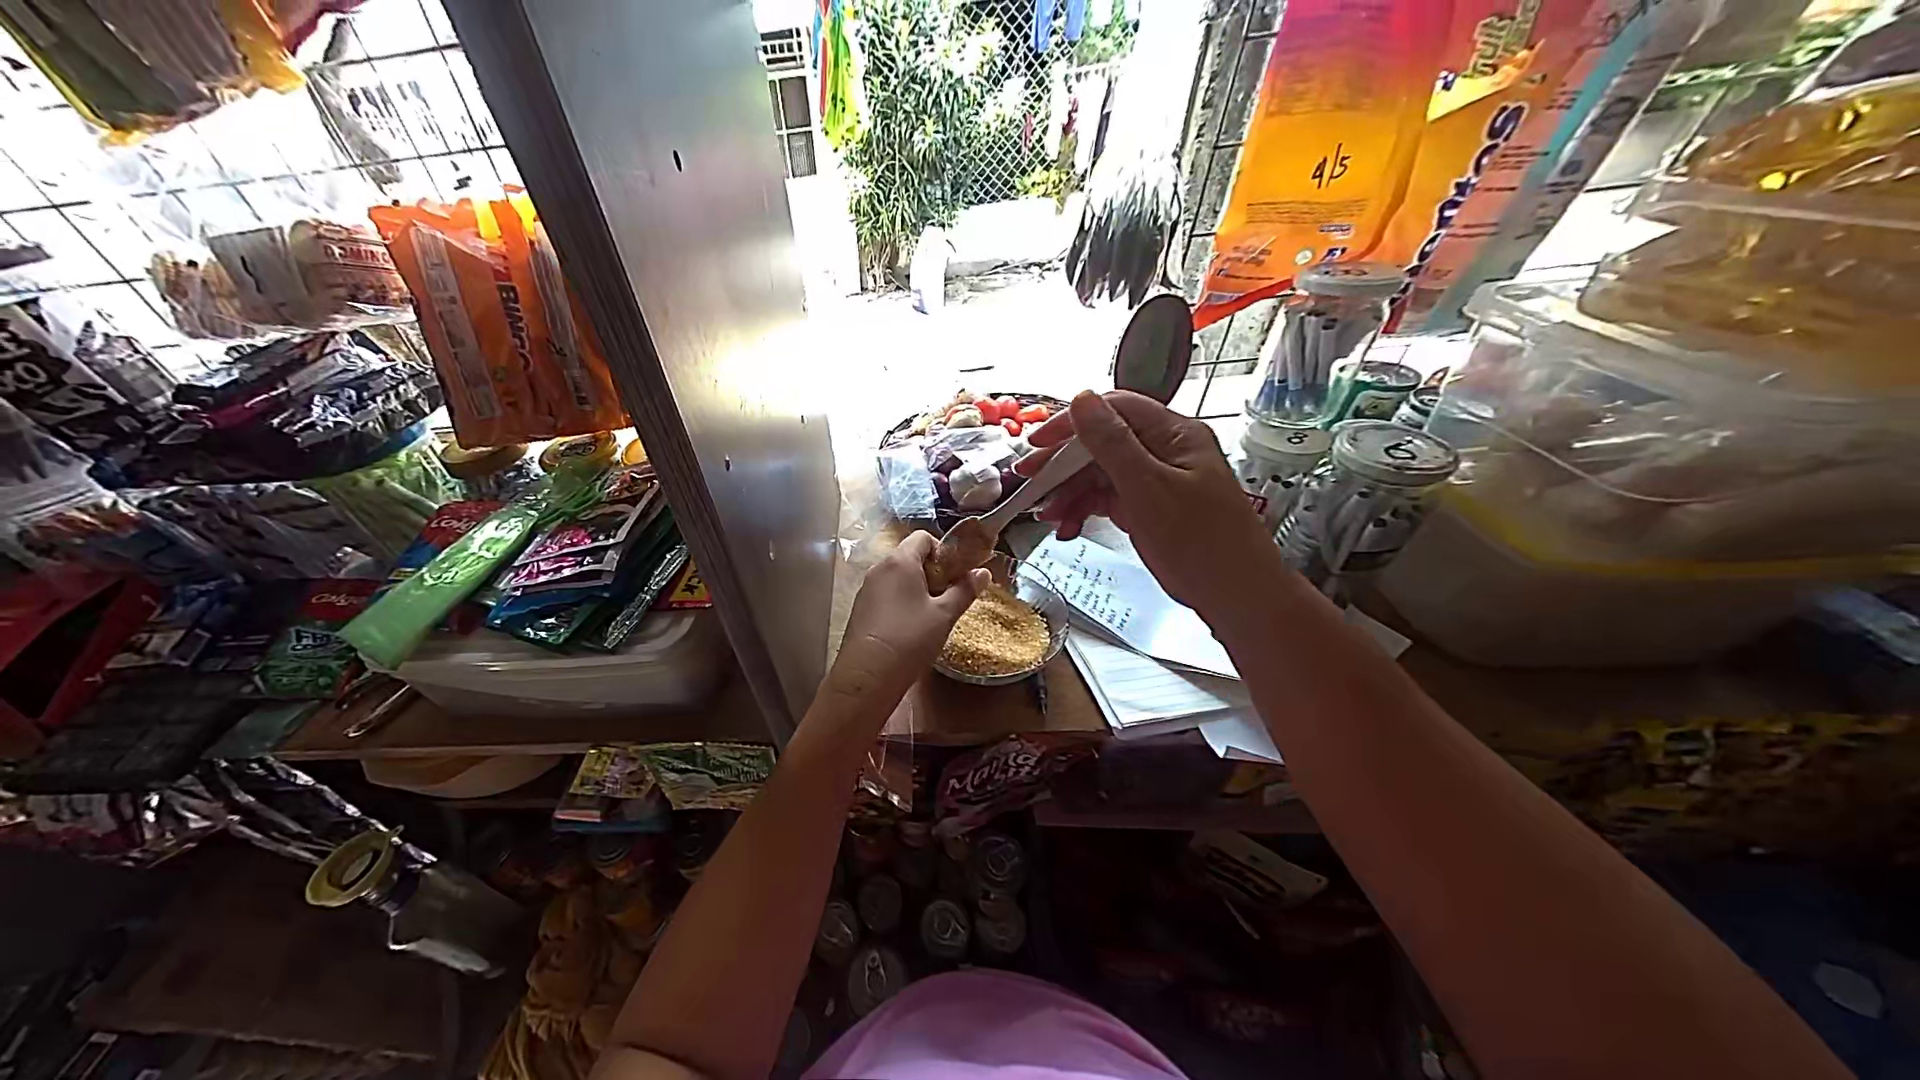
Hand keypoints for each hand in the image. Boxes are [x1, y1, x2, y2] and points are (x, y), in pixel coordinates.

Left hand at [822, 532, 990, 718]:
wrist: (867, 676)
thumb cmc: (910, 639)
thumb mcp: (944, 615)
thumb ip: (965, 590)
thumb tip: (984, 572)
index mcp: (900, 561)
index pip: (923, 537)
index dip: (944, 550)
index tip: (957, 573)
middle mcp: (879, 568)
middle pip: (910, 556)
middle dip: (933, 571)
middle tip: (950, 595)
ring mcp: (866, 589)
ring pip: (897, 576)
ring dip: (917, 587)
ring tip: (934, 613)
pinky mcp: (860, 609)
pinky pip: (886, 593)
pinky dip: (901, 601)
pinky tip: (912, 626)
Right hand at [1016, 390, 1281, 613]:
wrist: (1238, 598)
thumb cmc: (1204, 545)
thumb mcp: (1148, 489)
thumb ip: (1113, 443)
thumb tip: (1082, 399)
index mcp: (1175, 435)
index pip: (1114, 411)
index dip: (1071, 423)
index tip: (1036, 442)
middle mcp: (1166, 451)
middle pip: (1103, 444)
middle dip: (1064, 465)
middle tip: (1030, 482)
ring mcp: (1158, 481)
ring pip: (1102, 475)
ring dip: (1071, 493)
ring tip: (1048, 518)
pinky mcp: (1151, 508)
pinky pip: (1110, 499)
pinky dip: (1086, 511)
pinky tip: (1068, 528)